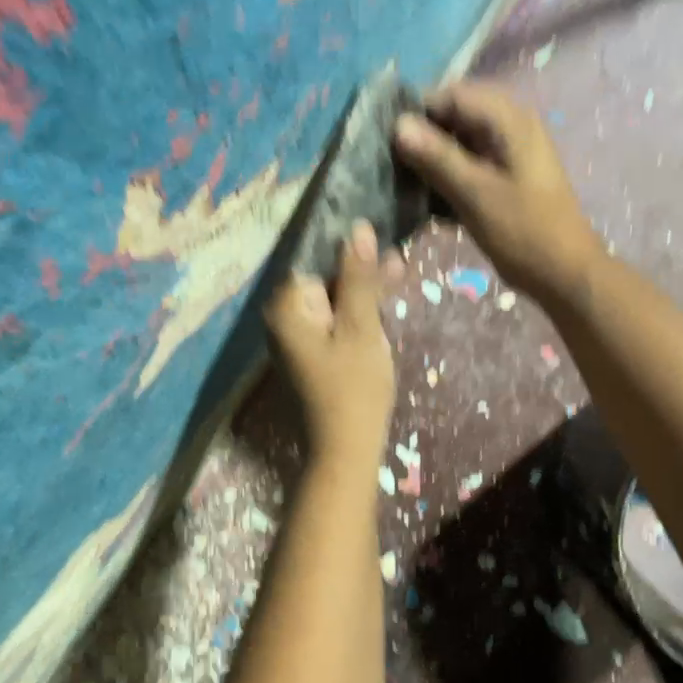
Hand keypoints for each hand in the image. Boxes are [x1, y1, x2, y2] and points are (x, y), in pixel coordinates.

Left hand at [265, 219, 396, 463]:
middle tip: (398, 258)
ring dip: (362, 291)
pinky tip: (383, 305)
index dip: (348, 249)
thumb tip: (359, 229)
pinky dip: (355, 314)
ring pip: (331, 302)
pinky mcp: (310, 357)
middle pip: (323, 280)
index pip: (313, 260)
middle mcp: (283, 321)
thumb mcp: (360, 328)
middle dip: (359, 270)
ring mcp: (295, 340)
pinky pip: (332, 323)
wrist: (344, 453)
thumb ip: (358, 278)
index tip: (379, 238)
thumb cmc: (353, 389)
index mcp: (286, 309)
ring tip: (399, 272)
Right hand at [394, 82, 598, 305]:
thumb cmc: (523, 231)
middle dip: (424, 137)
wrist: (564, 275)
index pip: (454, 95)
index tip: (388, 140)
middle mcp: (512, 127)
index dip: (419, 111)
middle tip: (393, 163)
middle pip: (456, 116)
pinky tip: (428, 202)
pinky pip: (470, 165)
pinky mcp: (506, 178)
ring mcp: (510, 153)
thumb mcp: (474, 193)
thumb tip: (399, 124)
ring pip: (461, 142)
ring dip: (433, 160)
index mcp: (510, 121)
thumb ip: (436, 156)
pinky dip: (448, 177)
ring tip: (404, 184)